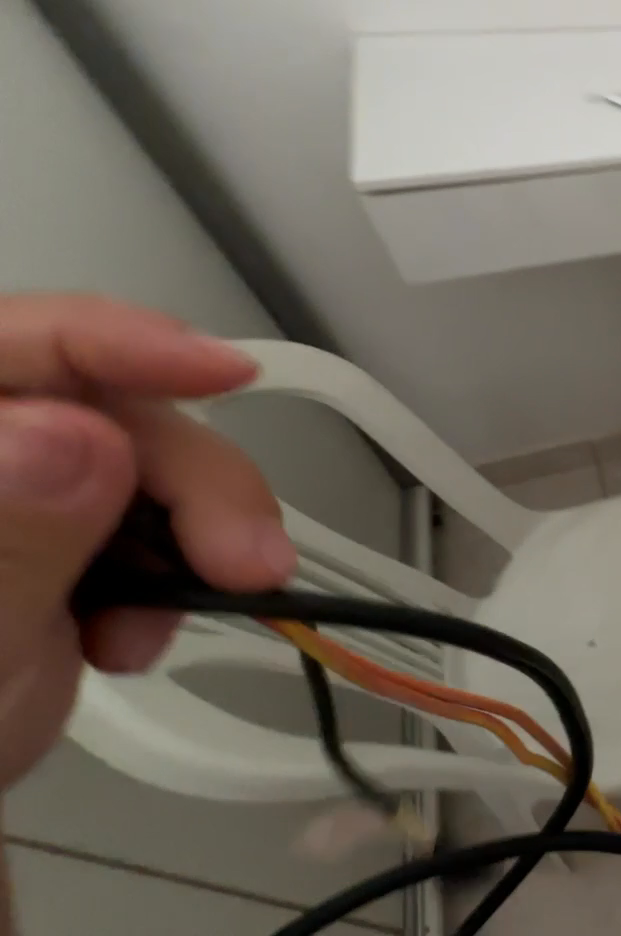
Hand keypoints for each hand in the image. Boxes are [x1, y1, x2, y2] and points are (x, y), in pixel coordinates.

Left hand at [0, 295, 294, 792]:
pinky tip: (148, 625)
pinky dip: (188, 563)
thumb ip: (9, 539)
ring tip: (211, 605)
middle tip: (249, 563)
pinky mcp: (69, 537)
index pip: (12, 345)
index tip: (229, 374)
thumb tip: (80, 437)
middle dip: (200, 485)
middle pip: (115, 417)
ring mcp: (21, 498)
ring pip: (155, 465)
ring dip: (207, 531)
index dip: (118, 344)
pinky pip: (161, 515)